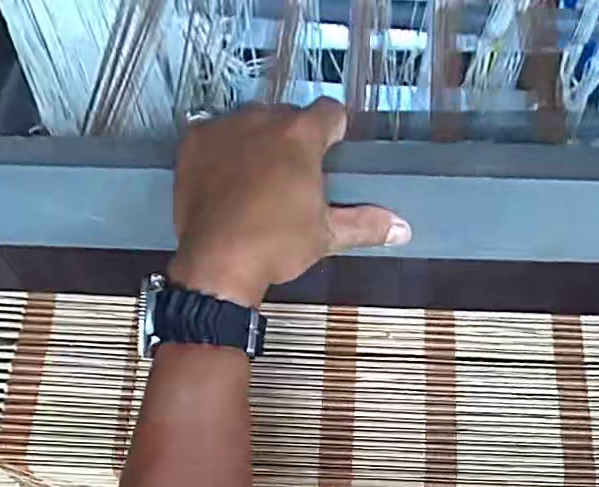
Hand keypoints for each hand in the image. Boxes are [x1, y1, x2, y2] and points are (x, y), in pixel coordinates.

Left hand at [167, 100, 410, 307]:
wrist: (220, 262)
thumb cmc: (277, 246)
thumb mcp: (326, 236)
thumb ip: (366, 225)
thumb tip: (402, 228)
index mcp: (300, 138)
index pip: (329, 112)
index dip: (336, 129)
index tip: (335, 145)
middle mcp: (262, 120)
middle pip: (288, 117)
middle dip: (295, 141)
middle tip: (297, 178)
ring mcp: (225, 127)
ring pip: (251, 124)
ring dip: (260, 143)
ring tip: (262, 183)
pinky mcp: (195, 142)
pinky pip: (218, 136)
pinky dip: (226, 153)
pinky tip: (231, 183)